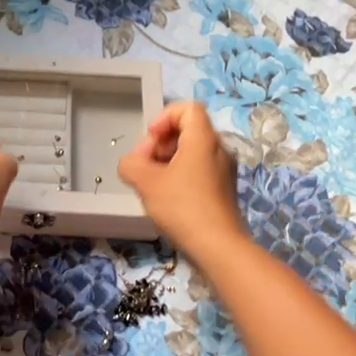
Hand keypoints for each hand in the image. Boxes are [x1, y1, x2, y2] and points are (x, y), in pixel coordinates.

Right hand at [117, 101, 247, 257]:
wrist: (218, 246)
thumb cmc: (182, 207)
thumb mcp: (145, 182)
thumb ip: (130, 164)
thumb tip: (133, 163)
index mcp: (204, 139)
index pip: (187, 108)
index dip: (164, 117)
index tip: (151, 139)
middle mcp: (219, 149)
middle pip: (188, 130)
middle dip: (161, 143)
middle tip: (145, 166)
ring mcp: (224, 171)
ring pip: (192, 152)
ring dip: (168, 161)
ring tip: (152, 184)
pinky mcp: (223, 190)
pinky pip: (199, 170)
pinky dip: (180, 176)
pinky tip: (167, 199)